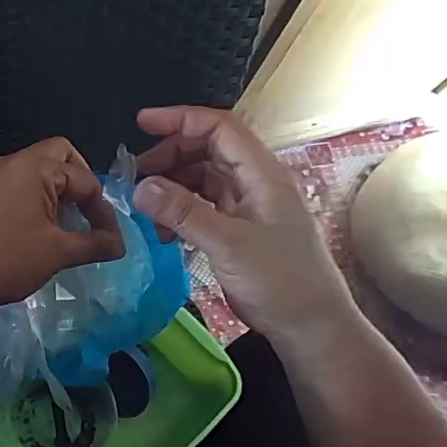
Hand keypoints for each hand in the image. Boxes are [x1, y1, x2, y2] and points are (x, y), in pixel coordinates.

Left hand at [0, 138, 125, 332]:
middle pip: (61, 156)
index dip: (103, 211)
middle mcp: (14, 163)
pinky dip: (41, 201)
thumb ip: (94, 243)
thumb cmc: (7, 260)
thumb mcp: (58, 252)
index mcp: (35, 167)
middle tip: (90, 215)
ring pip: (40, 171)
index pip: (85, 179)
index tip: (112, 241)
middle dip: (82, 183)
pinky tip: (46, 231)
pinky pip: (23, 186)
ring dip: (61, 193)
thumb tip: (119, 245)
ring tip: (72, 228)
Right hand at [132, 106, 357, 345]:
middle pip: (207, 151)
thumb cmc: (279, 281)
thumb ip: (183, 212)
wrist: (310, 326)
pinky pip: (202, 207)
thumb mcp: (227, 244)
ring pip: (202, 179)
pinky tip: (161, 232)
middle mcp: (255, 183)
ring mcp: (247, 207)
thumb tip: (140, 186)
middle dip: (169, 157)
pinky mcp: (239, 229)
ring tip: (144, 209)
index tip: (141, 124)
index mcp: (261, 174)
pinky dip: (179, 212)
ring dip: (171, 187)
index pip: (219, 128)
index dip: (180, 119)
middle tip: (136, 179)